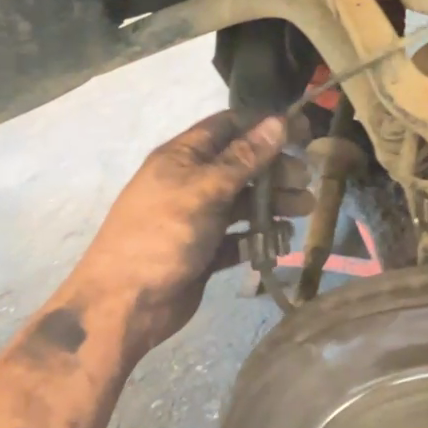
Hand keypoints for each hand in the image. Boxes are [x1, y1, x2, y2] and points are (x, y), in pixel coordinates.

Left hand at [88, 112, 312, 350]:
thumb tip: (278, 121)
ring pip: (244, 200)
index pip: (230, 126)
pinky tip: (282, 239)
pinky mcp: (204, 250)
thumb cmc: (162, 235)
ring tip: (304, 209)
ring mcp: (197, 217)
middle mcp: (191, 181)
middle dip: (276, 169)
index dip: (266, 125)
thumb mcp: (205, 190)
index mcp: (183, 156)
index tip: (303, 131)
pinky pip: (239, 236)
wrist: (122, 307)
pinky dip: (260, 234)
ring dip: (274, 201)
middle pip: (242, 164)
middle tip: (305, 181)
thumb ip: (244, 158)